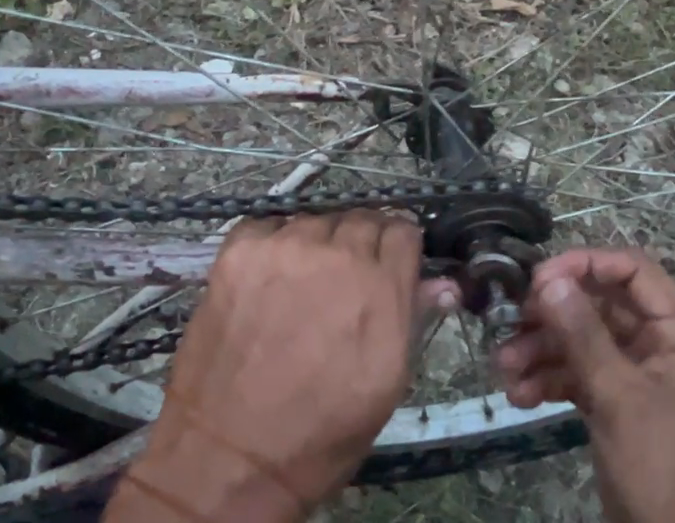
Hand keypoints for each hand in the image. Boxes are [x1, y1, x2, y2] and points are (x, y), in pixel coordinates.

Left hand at [106, 211, 458, 522]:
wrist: (229, 454)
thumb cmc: (322, 432)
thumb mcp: (387, 382)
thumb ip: (413, 317)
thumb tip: (444, 283)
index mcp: (380, 289)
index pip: (402, 230)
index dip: (399, 247)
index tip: (390, 263)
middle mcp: (335, 256)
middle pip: (360, 220)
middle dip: (361, 245)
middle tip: (346, 281)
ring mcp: (283, 248)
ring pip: (314, 222)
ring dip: (317, 244)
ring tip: (303, 283)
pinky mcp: (238, 251)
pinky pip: (268, 226)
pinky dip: (273, 244)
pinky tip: (268, 278)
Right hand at [494, 248, 674, 522]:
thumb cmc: (667, 471)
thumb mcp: (621, 399)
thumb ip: (583, 334)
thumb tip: (549, 278)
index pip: (633, 271)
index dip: (584, 266)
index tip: (536, 279)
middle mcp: (668, 344)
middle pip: (602, 306)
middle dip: (553, 317)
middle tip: (508, 323)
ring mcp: (644, 376)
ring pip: (586, 342)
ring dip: (543, 351)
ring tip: (503, 369)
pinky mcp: (623, 406)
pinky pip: (583, 376)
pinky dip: (551, 380)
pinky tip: (519, 394)